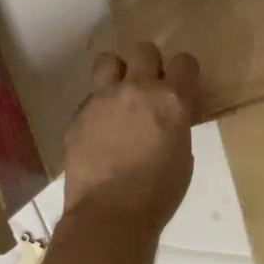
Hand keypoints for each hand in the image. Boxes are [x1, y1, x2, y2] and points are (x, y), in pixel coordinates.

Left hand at [62, 42, 202, 233]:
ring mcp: (103, 99)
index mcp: (172, 100)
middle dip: (150, 64)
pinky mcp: (78, 115)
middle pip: (144, 50)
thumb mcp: (183, 155)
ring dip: (117, 72)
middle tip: (150, 88)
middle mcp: (138, 89)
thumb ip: (176, 125)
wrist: (110, 214)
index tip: (183, 87)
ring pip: (108, 60)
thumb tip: (169, 118)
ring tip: (120, 96)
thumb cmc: (159, 193)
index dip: (185, 73)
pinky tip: (101, 131)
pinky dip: (99, 107)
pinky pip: (91, 97)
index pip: (185, 62)